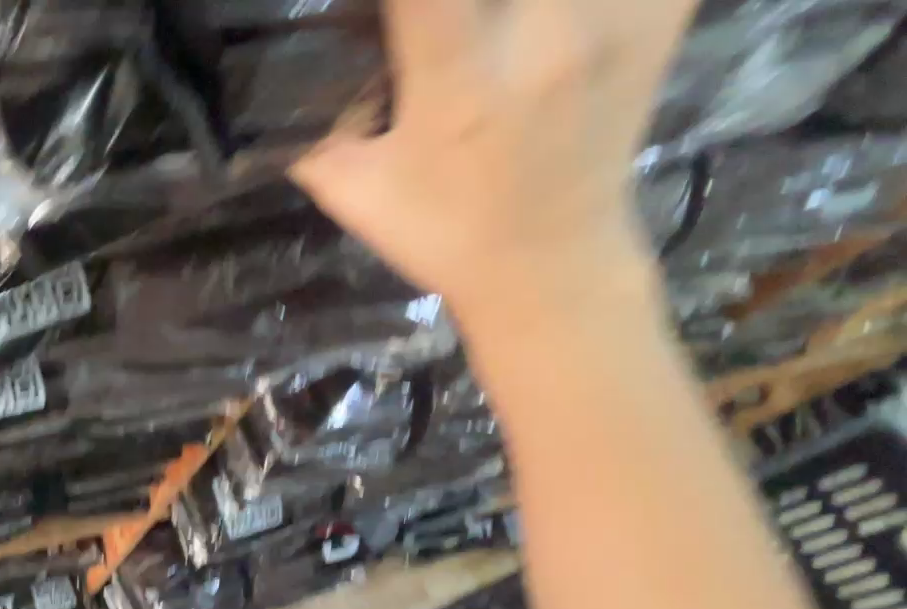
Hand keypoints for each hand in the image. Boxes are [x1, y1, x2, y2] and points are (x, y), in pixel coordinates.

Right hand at [290, 0, 700, 313]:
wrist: (546, 262)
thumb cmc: (439, 233)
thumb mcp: (352, 195)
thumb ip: (309, 134)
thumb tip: (268, 79)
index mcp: (459, 91)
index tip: (370, 1)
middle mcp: (546, 40)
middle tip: (434, 11)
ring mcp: (616, 21)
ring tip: (481, 15)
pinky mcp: (661, 13)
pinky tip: (539, 13)